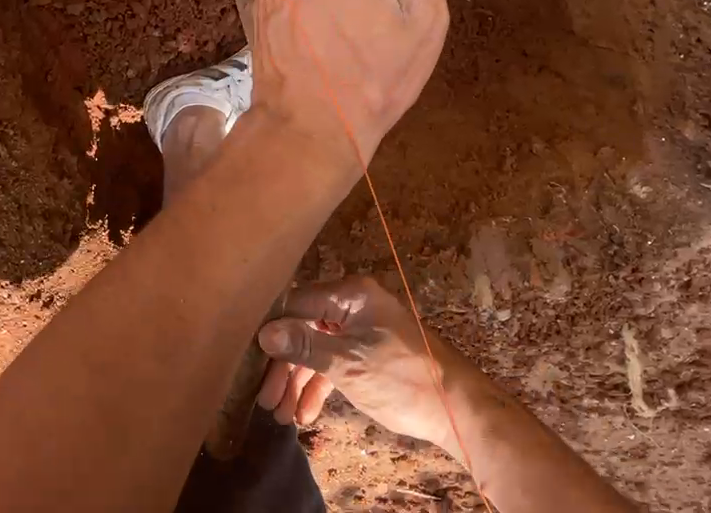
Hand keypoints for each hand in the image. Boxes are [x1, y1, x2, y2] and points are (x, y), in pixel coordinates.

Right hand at [254, 275, 474, 456]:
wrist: (460, 412)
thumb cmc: (403, 379)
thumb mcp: (347, 363)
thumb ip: (304, 345)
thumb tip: (264, 332)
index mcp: (350, 294)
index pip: (296, 303)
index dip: (272, 330)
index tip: (250, 358)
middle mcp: (353, 305)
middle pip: (304, 329)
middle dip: (284, 367)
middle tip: (264, 399)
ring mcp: (361, 329)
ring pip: (317, 349)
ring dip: (298, 382)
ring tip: (281, 415)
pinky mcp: (368, 353)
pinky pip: (334, 363)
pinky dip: (319, 386)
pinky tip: (304, 414)